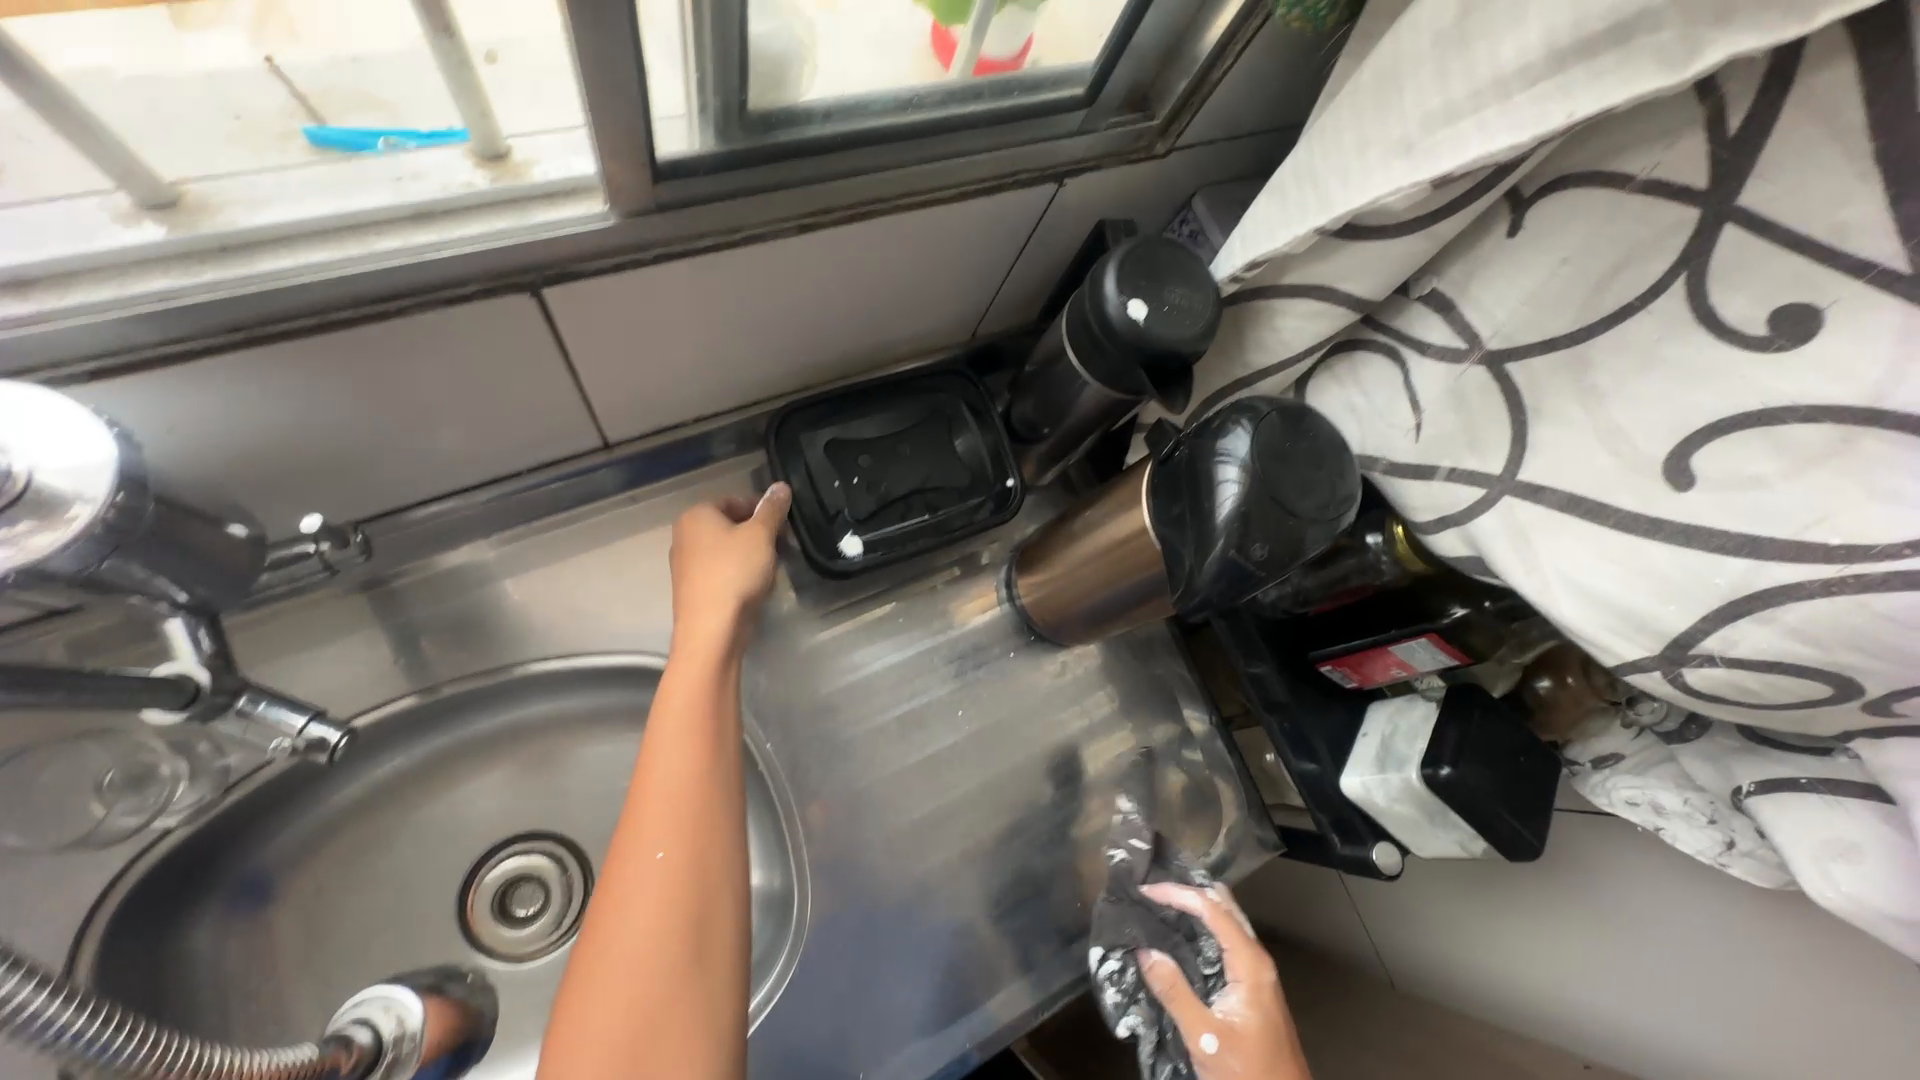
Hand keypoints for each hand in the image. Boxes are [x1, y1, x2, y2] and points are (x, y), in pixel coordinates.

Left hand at [668, 483, 791, 651]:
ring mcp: (686, 564)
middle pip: (730, 525)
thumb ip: (772, 509)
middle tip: (782, 546)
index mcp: (696, 515)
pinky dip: (740, 572)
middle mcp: (685, 535)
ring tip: (772, 568)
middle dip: (759, 533)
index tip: (784, 525)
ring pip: (727, 549)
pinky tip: (756, 586)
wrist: (712, 628)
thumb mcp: (760, 535)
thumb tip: (781, 486)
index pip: (735, 500)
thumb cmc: (735, 572)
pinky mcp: (693, 588)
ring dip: (752, 554)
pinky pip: (721, 571)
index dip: (763, 509)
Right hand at [1137, 882, 1310, 1079]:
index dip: (1179, 894)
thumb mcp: (1204, 1037)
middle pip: (1225, 908)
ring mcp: (1257, 974)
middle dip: (1190, 892)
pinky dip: (1204, 929)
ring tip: (1162, 902)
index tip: (1146, 891)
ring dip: (1197, 908)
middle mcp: (1257, 960)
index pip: (1213, 910)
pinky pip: (1226, 943)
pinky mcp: (1252, 988)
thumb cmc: (1247, 1073)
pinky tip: (1182, 935)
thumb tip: (1145, 950)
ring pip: (1227, 924)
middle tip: (1154, 888)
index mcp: (1250, 964)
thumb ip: (1174, 992)